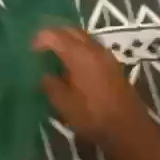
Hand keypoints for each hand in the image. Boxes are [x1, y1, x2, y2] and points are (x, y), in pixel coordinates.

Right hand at [34, 26, 152, 149]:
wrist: (130, 129)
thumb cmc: (93, 116)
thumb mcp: (64, 103)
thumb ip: (50, 84)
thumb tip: (44, 74)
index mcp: (79, 54)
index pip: (54, 35)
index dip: (39, 39)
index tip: (30, 51)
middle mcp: (94, 49)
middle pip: (71, 30)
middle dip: (54, 34)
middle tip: (40, 47)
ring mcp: (106, 56)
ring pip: (83, 37)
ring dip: (68, 40)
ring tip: (54, 55)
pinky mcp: (113, 65)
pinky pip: (92, 47)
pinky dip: (79, 49)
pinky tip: (73, 65)